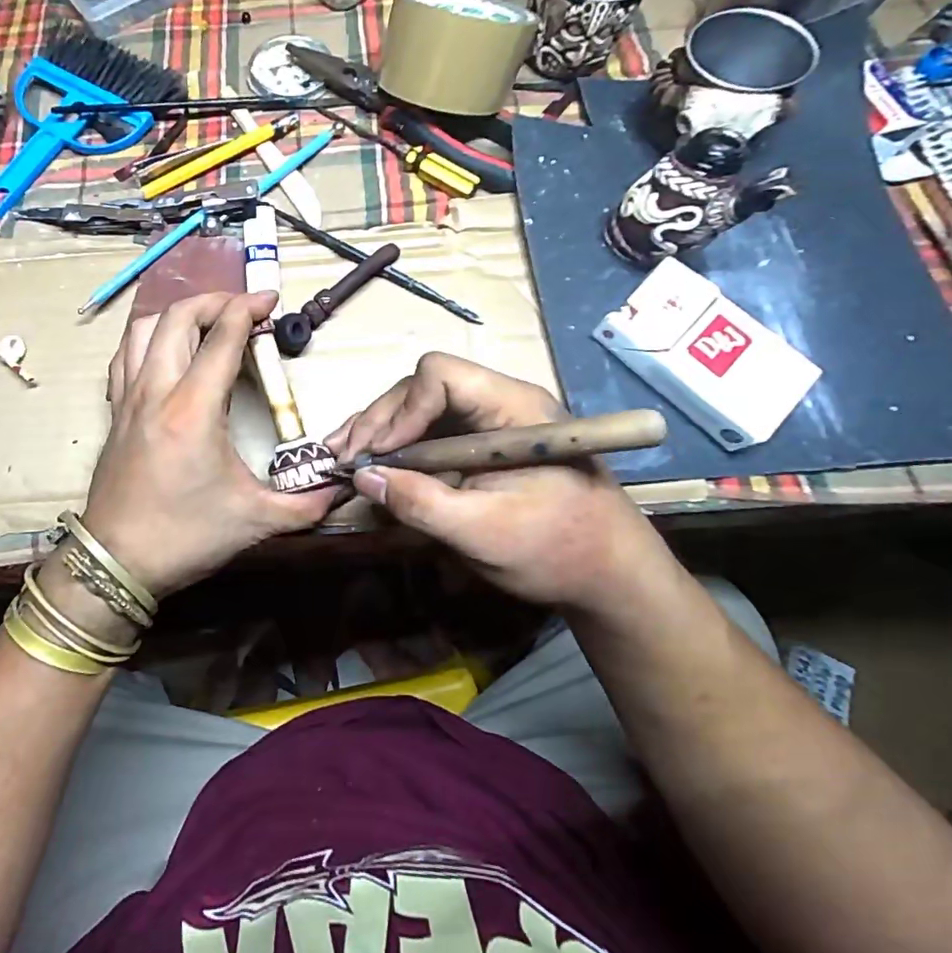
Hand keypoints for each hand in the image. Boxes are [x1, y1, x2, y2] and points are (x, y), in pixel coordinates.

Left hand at [81, 291, 339, 598]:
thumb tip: (343, 488)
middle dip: (215, 301)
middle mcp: (156, 392)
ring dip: (177, 315)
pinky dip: (146, 339)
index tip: (270, 302)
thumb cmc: (184, 538)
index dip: (248, 309)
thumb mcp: (255, 522)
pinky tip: (164, 352)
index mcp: (193, 410)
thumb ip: (307, 503)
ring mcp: (128, 400)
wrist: (116, 561)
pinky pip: (124, 357)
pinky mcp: (114, 414)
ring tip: (206, 322)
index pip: (221, 336)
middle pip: (178, 318)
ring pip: (143, 330)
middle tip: (244, 308)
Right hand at [327, 352, 669, 612]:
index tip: (378, 452)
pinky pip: (428, 436)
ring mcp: (487, 427)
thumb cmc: (558, 551)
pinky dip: (394, 449)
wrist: (609, 576)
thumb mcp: (483, 532)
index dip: (402, 409)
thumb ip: (421, 503)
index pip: (441, 376)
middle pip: (421, 389)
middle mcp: (498, 405)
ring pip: (418, 410)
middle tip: (343, 457)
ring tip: (342, 457)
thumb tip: (363, 477)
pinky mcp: (478, 449)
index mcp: (513, 409)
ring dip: (378, 432)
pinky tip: (368, 465)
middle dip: (379, 421)